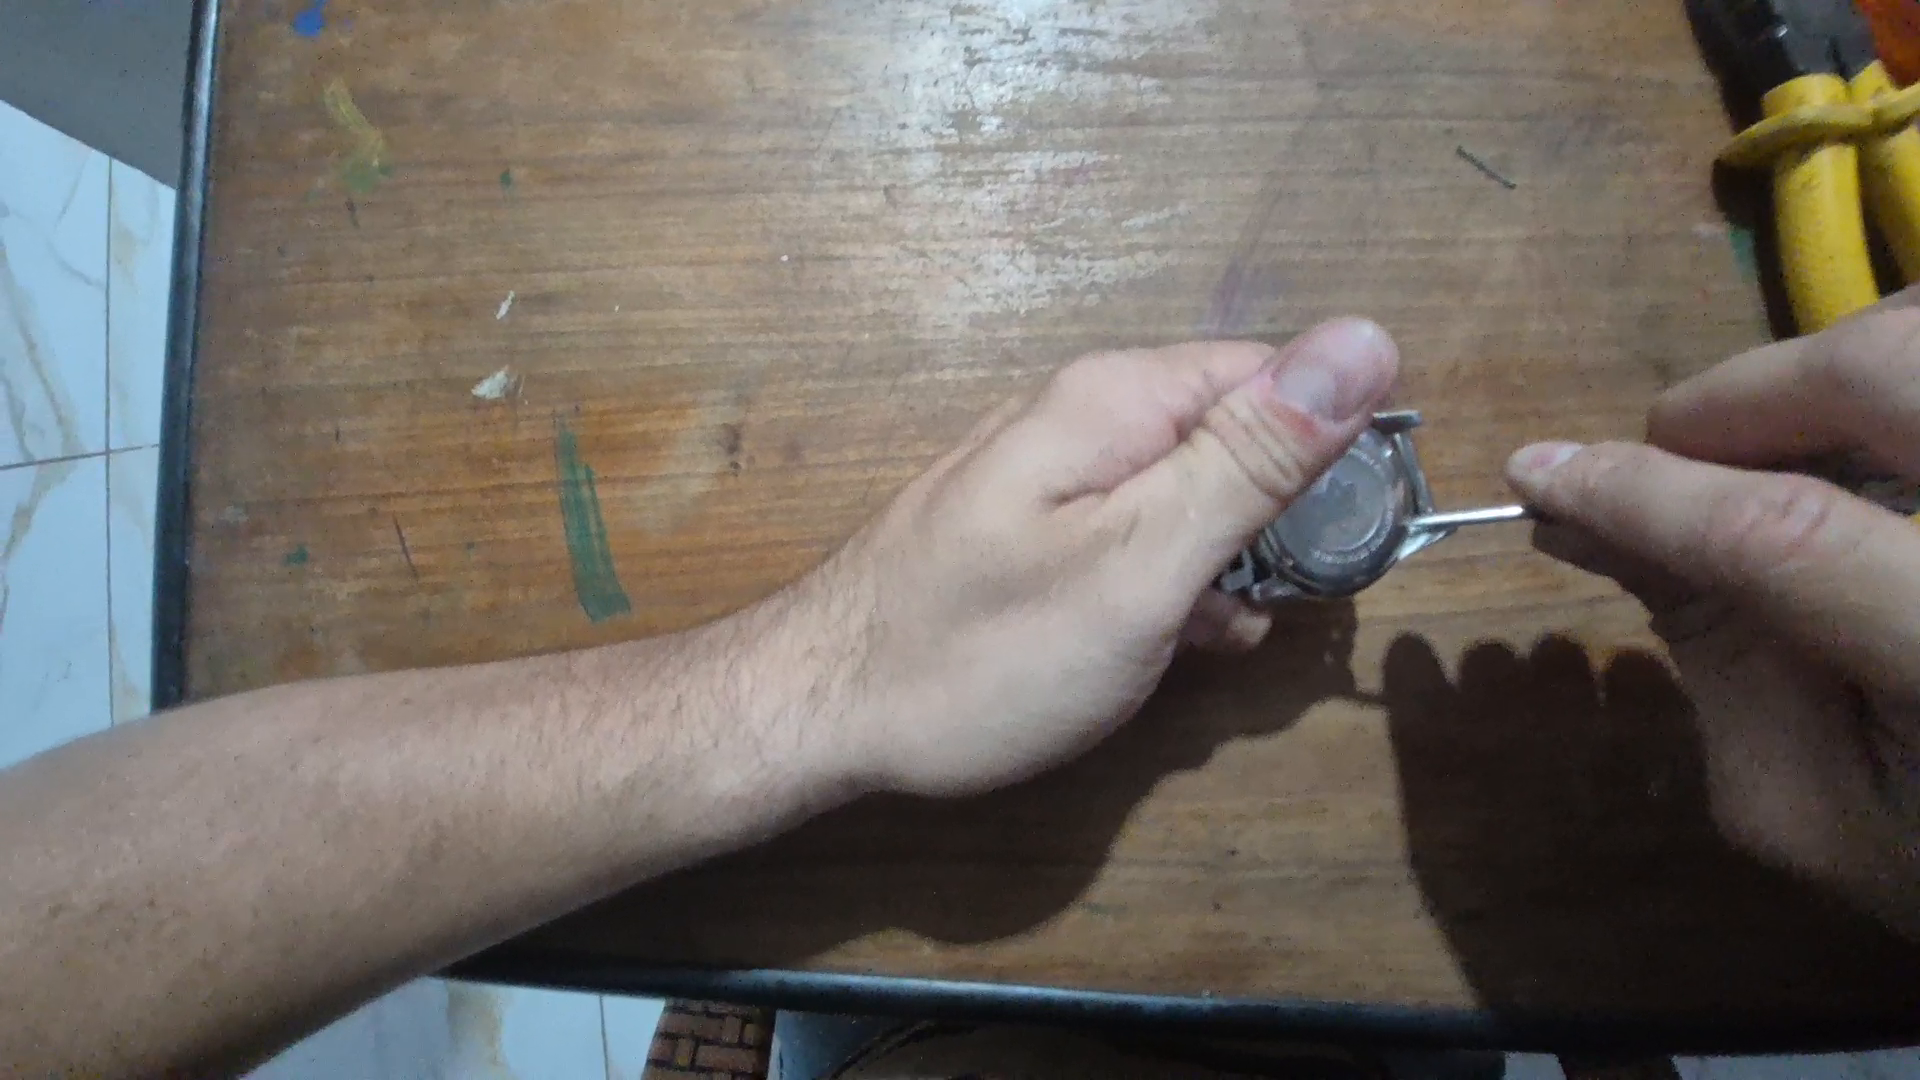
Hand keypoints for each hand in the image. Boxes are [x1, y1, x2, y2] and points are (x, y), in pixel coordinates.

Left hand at [749, 319, 1397, 797]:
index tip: (1347, 535)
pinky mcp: (1026, 532)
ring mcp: (1045, 477)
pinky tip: (1166, 640)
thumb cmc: (983, 650)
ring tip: (1211, 633)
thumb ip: (1246, 459)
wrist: (825, 707)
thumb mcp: (1137, 563)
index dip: (1330, 446)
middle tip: (1275, 599)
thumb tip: (1363, 341)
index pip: (1272, 375)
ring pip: (1179, 495)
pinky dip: (1162, 582)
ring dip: (1219, 560)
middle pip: (1225, 433)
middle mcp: (1078, 419)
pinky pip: (1125, 536)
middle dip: (1272, 514)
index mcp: (1115, 401)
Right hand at [1504, 291, 1919, 935]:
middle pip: (1894, 369)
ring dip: (1838, 367)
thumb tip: (1581, 525)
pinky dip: (1899, 369)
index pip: (1778, 535)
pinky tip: (1885, 453)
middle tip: (1681, 457)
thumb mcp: (1801, 796)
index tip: (1534, 473)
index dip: (1634, 493)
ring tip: (1793, 452)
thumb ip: (1702, 651)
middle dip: (1742, 398)